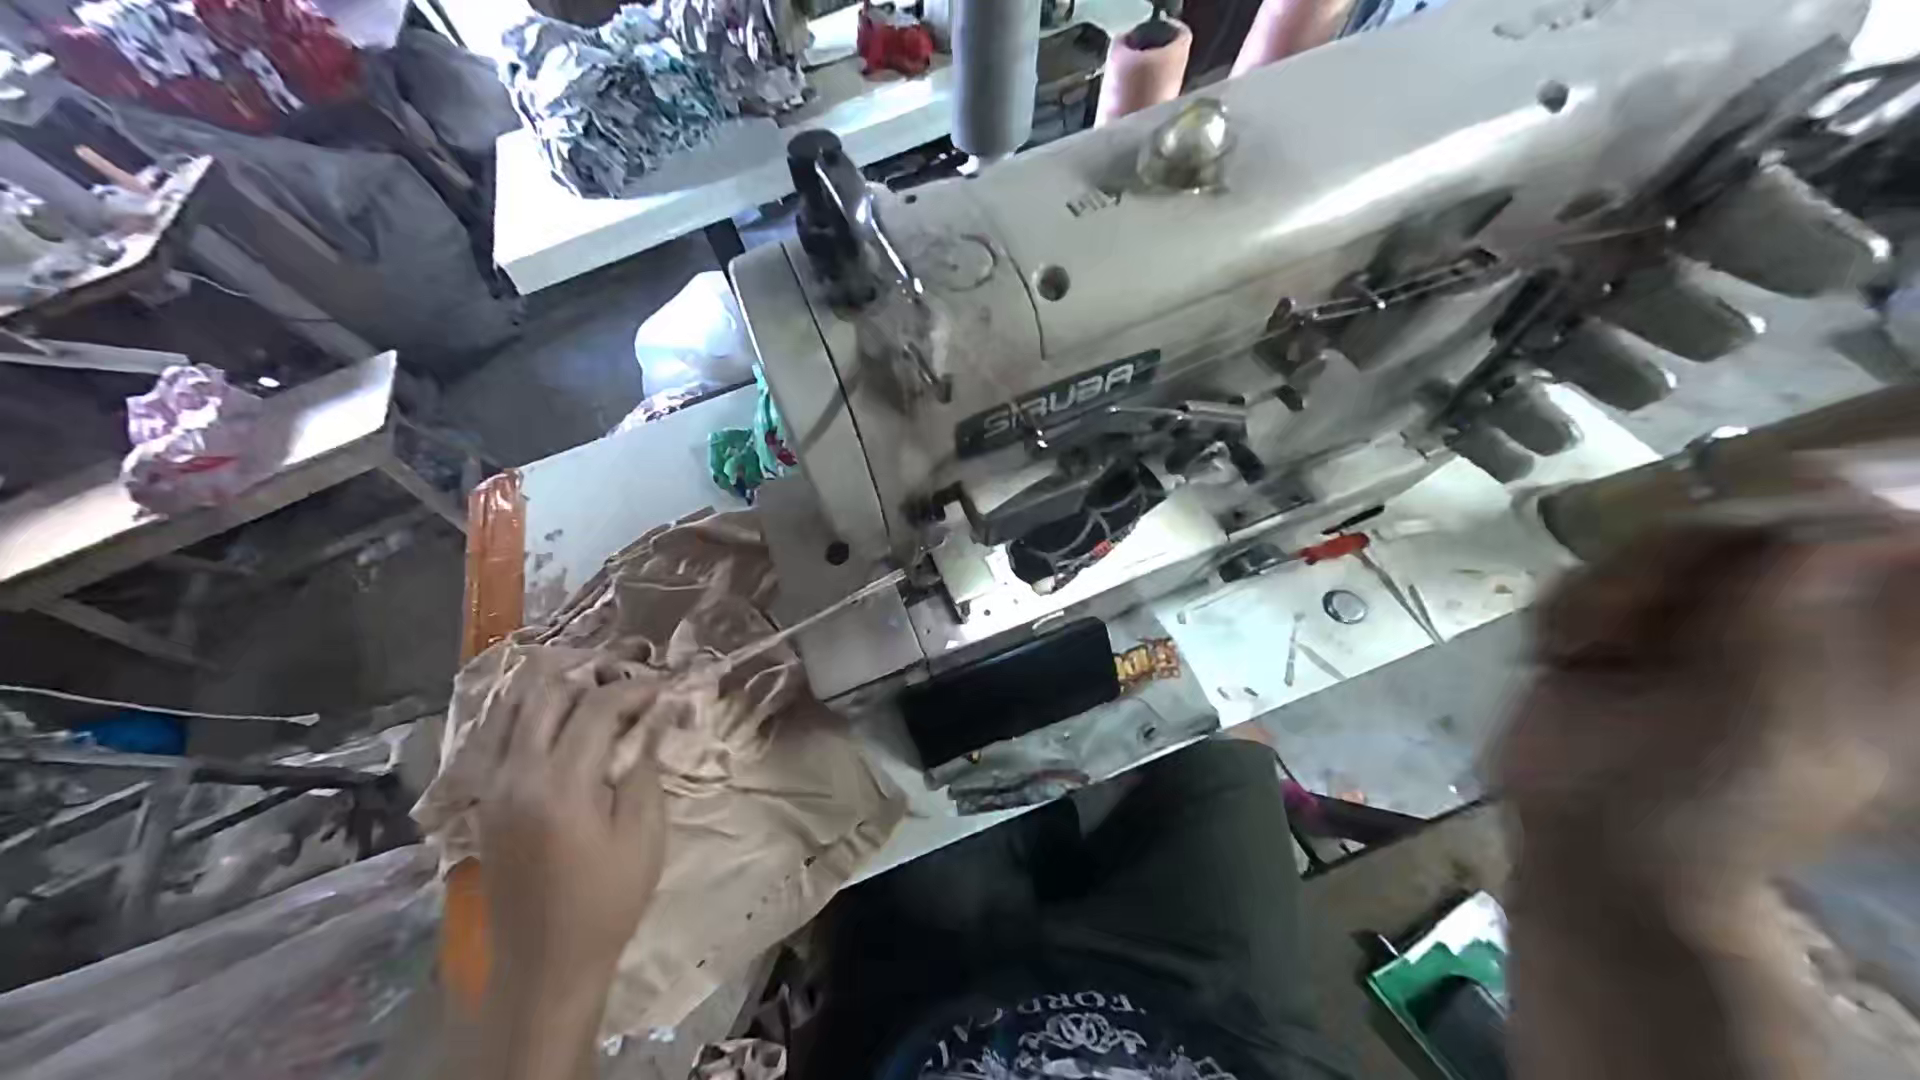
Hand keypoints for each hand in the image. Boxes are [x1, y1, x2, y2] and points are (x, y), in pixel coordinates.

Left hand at [477, 659, 667, 989]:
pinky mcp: (486, 802)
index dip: (634, 689)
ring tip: (596, 687)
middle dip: (591, 677)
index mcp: (560, 786)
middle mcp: (516, 776)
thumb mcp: (645, 834)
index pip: (596, 709)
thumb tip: (651, 723)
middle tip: (629, 680)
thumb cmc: (607, 900)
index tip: (663, 685)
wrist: (545, 962)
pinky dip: (531, 715)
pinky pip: (502, 737)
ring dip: (556, 689)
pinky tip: (560, 718)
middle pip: (545, 696)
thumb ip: (644, 768)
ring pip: (513, 710)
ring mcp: (492, 789)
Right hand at [1495, 522, 1919, 901]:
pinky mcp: (1595, 630)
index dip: (1839, 503)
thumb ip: (1791, 628)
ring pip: (1637, 549)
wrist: (1592, 841)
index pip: (1863, 542)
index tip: (1795, 481)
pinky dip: (1560, 610)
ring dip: (1605, 589)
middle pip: (1731, 529)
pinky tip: (1563, 653)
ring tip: (1590, 646)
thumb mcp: (1778, 726)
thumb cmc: (1707, 804)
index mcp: (1845, 646)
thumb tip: (1821, 526)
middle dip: (1673, 557)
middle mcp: (1762, 620)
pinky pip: (1573, 582)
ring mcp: (1669, 623)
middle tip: (1639, 607)